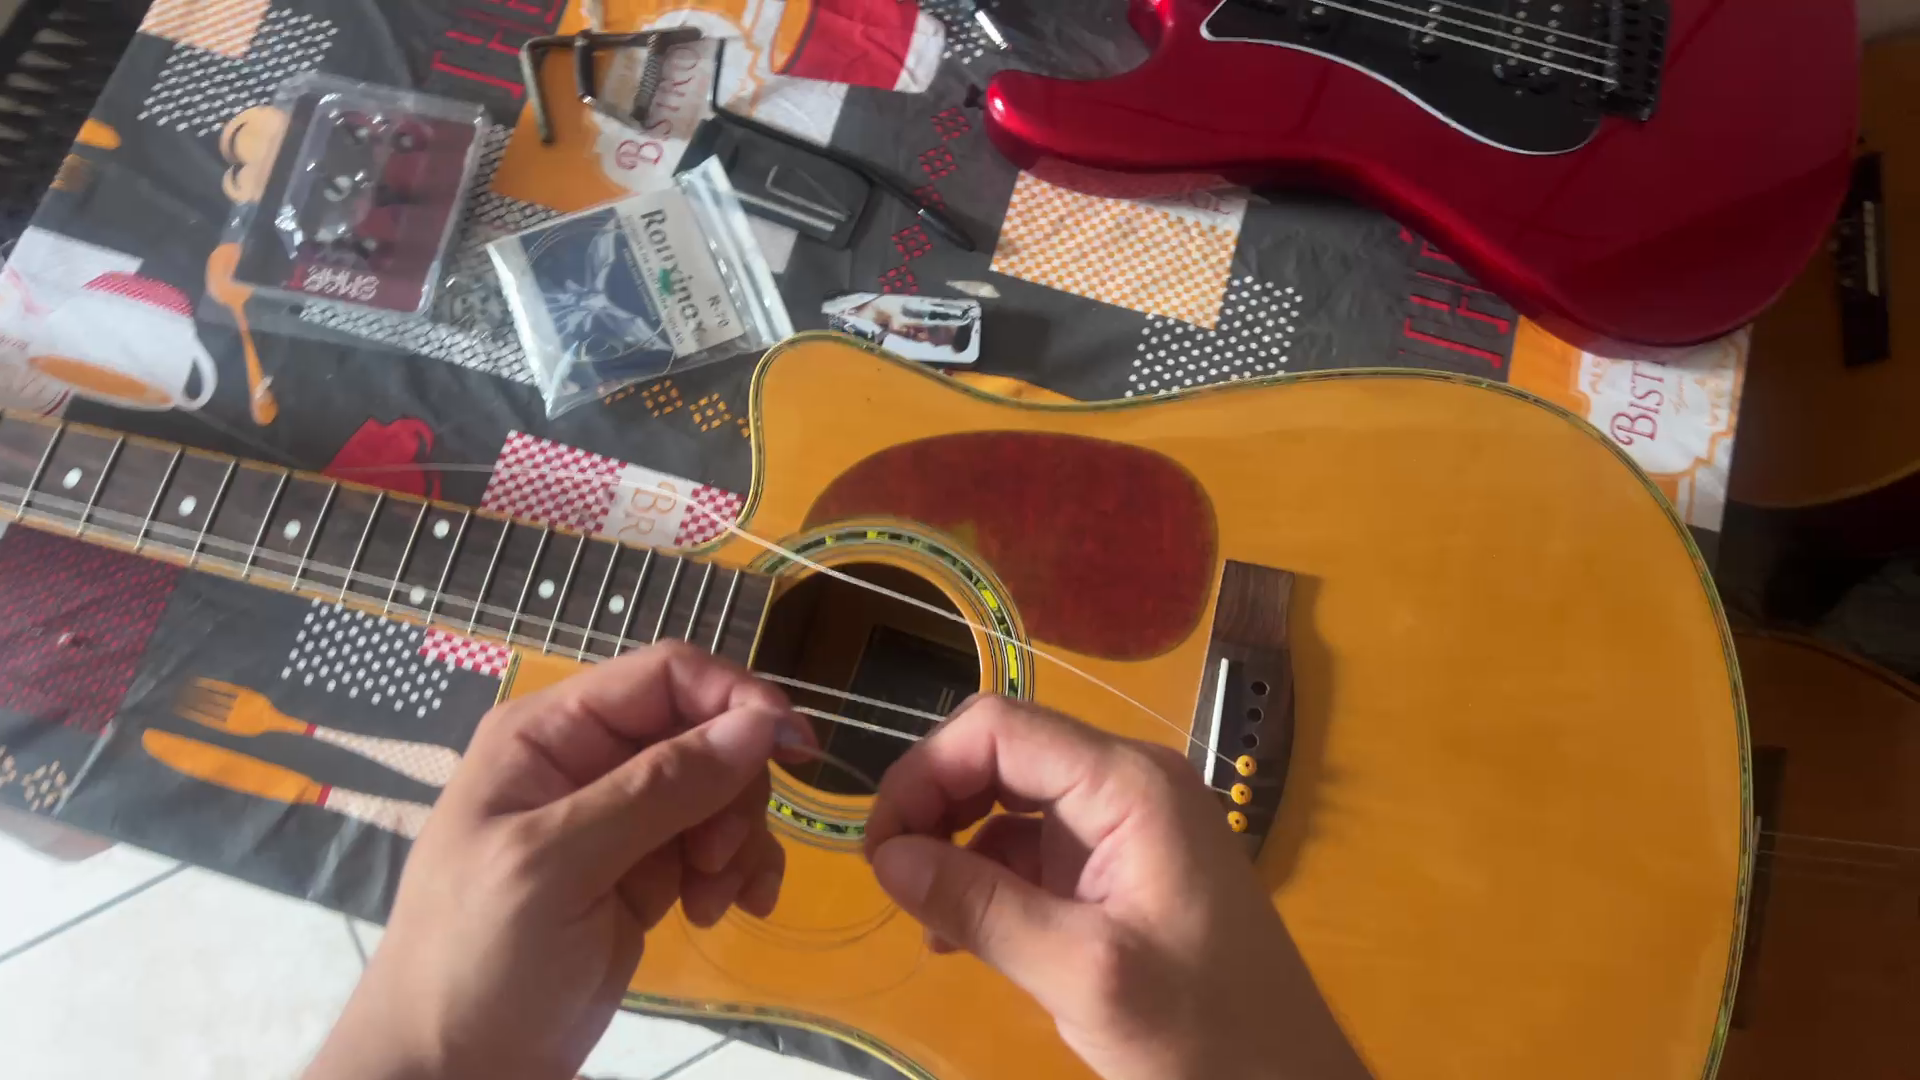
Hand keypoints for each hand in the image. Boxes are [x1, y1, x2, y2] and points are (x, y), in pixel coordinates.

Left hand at [305, 642, 808, 1079]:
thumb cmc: (477, 963)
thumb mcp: (559, 866)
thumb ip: (663, 787)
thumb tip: (765, 723)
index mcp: (554, 730)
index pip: (668, 674)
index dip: (736, 696)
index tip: (792, 744)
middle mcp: (594, 756)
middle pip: (707, 730)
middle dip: (732, 789)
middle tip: (718, 856)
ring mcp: (626, 810)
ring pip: (725, 784)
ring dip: (738, 837)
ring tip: (712, 897)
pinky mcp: (653, 860)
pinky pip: (725, 836)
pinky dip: (741, 867)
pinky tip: (731, 908)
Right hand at [864, 697, 1370, 1079]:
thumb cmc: (1207, 1039)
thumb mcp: (1085, 976)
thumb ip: (981, 909)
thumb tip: (885, 859)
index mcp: (1126, 780)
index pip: (1000, 727)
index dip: (928, 770)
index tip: (882, 846)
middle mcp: (1121, 779)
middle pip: (1002, 752)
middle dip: (936, 802)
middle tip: (891, 874)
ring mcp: (1118, 818)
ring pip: (1008, 795)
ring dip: (954, 839)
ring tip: (922, 908)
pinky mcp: (1112, 858)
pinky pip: (1029, 842)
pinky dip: (986, 873)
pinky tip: (959, 928)